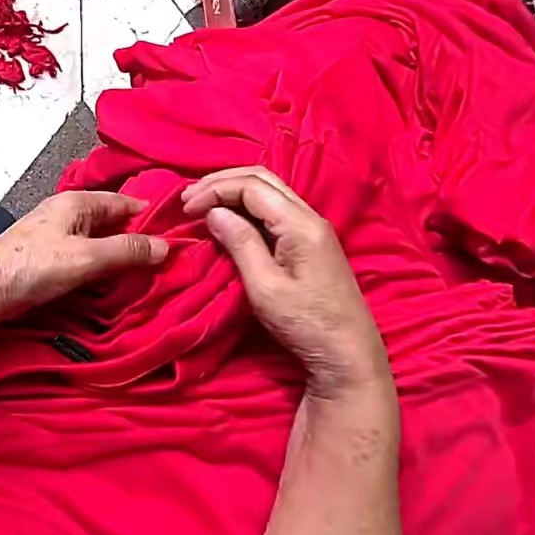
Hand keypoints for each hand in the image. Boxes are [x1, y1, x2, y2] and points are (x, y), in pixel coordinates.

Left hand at [0, 191, 168, 319]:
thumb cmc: (32, 268)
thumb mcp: (87, 258)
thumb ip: (126, 251)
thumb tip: (164, 247)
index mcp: (76, 202)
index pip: (124, 202)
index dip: (150, 216)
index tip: (176, 234)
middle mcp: (66, 211)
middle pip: (111, 220)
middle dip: (136, 236)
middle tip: (165, 258)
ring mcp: (54, 233)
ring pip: (97, 239)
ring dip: (118, 253)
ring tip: (145, 272)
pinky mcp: (46, 256)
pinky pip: (84, 254)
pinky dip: (100, 265)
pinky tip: (110, 280)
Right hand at [182, 167, 387, 396]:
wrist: (349, 355)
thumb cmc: (306, 325)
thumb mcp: (265, 288)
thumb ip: (240, 243)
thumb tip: (214, 212)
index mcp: (300, 224)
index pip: (251, 186)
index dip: (214, 190)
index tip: (186, 209)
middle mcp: (310, 217)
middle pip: (262, 178)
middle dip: (221, 182)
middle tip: (188, 198)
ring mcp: (313, 228)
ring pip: (269, 190)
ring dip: (233, 191)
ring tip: (202, 203)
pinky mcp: (310, 242)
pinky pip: (274, 208)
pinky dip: (245, 205)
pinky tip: (227, 218)